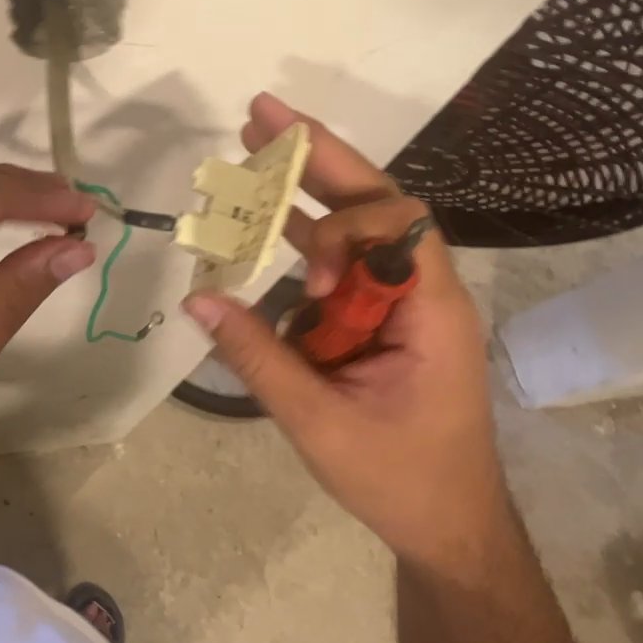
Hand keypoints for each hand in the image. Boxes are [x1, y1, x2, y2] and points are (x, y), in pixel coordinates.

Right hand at [182, 94, 511, 575]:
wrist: (447, 527)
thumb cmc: (400, 479)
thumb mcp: (321, 424)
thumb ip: (258, 358)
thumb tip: (196, 300)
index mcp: (431, 312)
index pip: (399, 228)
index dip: (345, 234)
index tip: (310, 285)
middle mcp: (418, 293)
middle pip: (376, 204)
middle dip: (320, 158)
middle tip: (262, 115)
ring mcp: (394, 305)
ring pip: (354, 227)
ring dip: (305, 187)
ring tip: (251, 146)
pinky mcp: (371, 322)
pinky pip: (335, 267)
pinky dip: (298, 239)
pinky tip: (259, 222)